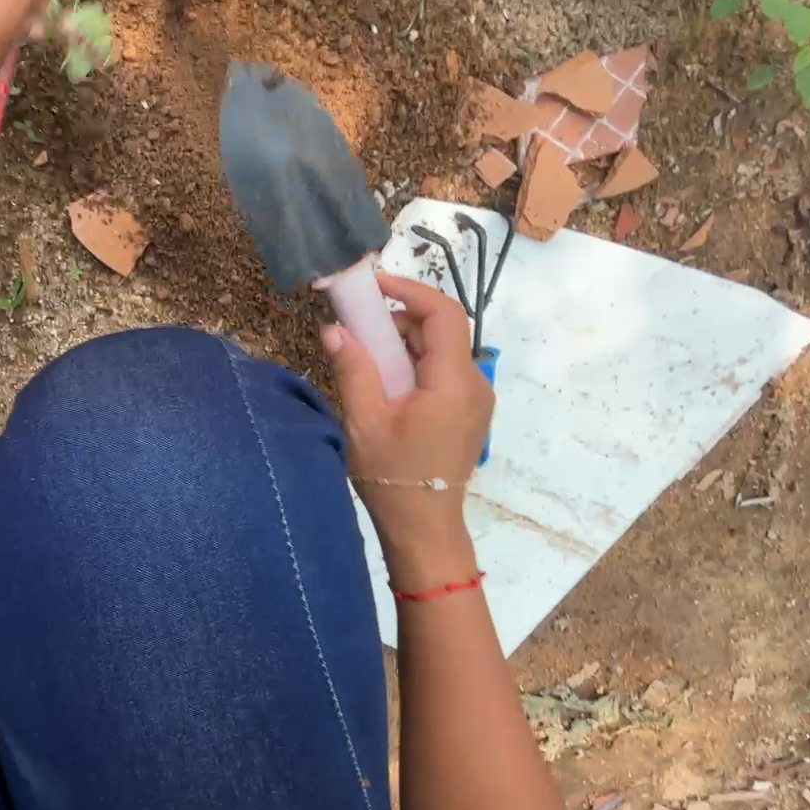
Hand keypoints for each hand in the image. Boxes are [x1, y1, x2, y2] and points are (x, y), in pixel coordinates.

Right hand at [323, 273, 493, 570]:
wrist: (424, 525)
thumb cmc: (392, 475)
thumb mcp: (364, 421)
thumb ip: (353, 370)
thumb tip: (334, 329)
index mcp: (452, 382)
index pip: (444, 314)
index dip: (411, 290)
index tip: (375, 284)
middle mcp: (473, 383)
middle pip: (443, 330)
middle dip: (400, 319)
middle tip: (359, 329)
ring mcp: (475, 399)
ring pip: (442, 351)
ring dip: (404, 343)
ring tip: (366, 359)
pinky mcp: (467, 412)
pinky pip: (443, 373)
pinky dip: (413, 364)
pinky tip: (386, 384)